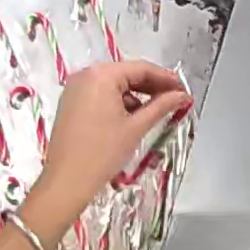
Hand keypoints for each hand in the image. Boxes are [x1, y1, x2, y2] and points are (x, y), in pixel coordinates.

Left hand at [28, 60, 189, 222]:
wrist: (67, 181)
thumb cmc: (103, 153)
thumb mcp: (135, 128)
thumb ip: (160, 107)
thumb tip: (182, 96)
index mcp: (101, 75)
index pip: (141, 69)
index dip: (165, 78)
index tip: (183, 90)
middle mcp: (85, 75)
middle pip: (126, 75)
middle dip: (150, 88)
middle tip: (173, 100)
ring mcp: (74, 89)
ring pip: (112, 86)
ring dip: (134, 97)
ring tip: (153, 113)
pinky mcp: (70, 104)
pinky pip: (99, 97)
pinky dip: (117, 104)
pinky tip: (130, 120)